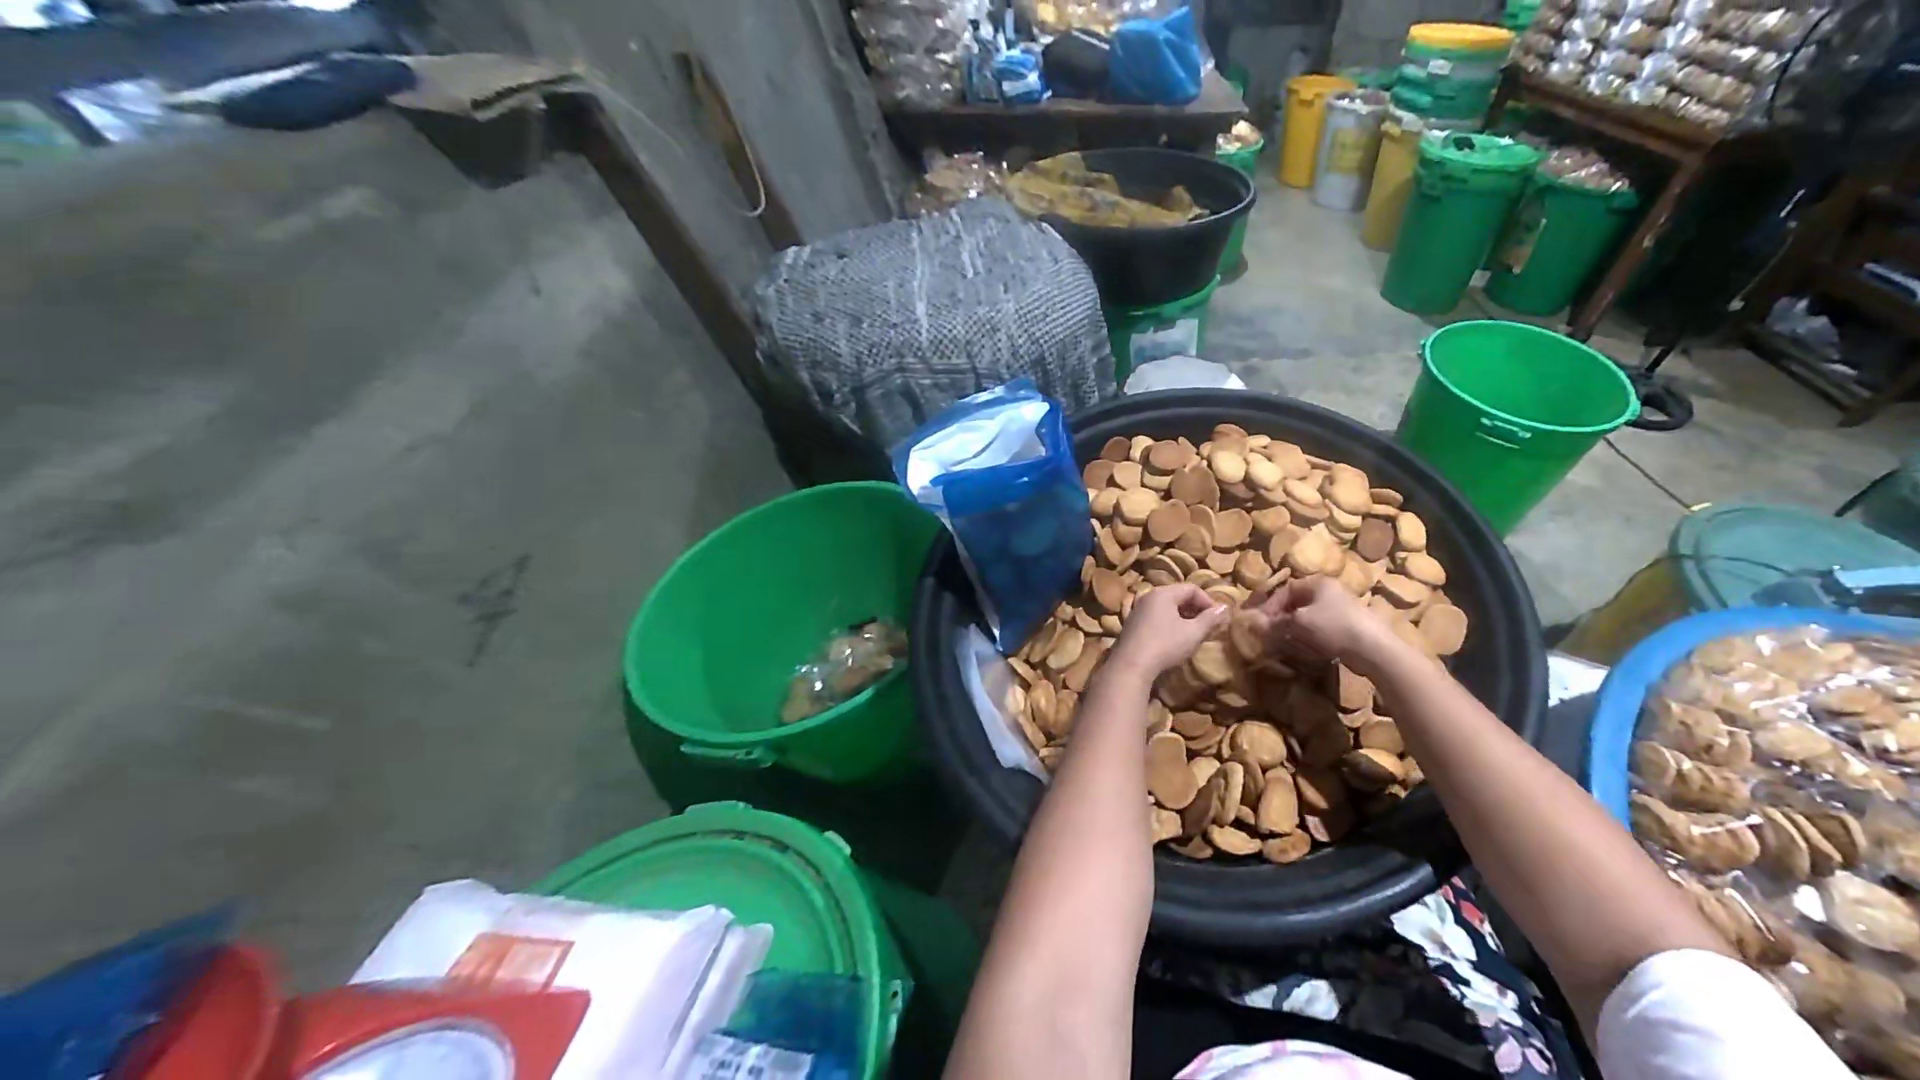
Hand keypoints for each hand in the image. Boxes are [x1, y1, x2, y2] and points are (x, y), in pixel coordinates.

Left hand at [1109, 584, 1228, 677]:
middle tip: (1206, 626)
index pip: (1192, 588)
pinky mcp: (1132, 625)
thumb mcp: (1193, 633)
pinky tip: (1173, 640)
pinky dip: (1168, 624)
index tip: (1217, 619)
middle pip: (1178, 596)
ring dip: (1182, 617)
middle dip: (1195, 609)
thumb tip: (1225, 608)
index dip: (1208, 601)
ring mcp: (1137, 610)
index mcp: (1163, 593)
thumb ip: (1210, 619)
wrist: (1130, 665)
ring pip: (1166, 608)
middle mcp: (1148, 597)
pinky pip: (1155, 617)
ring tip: (1192, 634)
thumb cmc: (1165, 645)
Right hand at [1255, 576, 1403, 674]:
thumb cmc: (1333, 626)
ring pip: (1309, 614)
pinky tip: (1305, 645)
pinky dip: (1309, 634)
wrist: (1373, 648)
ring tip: (1285, 640)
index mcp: (1317, 582)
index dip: (1270, 605)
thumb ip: (1275, 622)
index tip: (1261, 621)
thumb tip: (1254, 624)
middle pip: (1297, 601)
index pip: (1285, 589)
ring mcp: (1340, 607)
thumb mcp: (1299, 623)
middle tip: (1271, 631)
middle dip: (1281, 616)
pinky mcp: (1348, 624)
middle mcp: (1329, 590)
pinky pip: (1321, 625)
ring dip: (1294, 627)